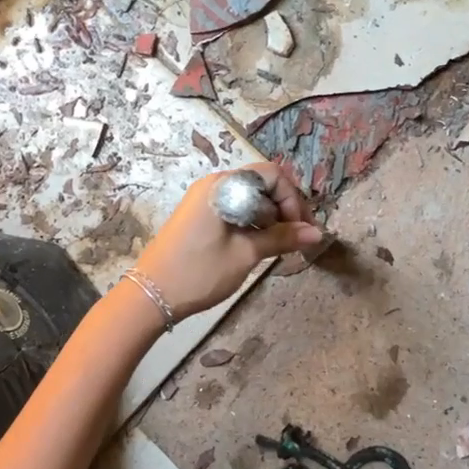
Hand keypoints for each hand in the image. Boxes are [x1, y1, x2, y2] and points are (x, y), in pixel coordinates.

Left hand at [133, 163, 322, 319]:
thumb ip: (282, 238)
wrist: (151, 294)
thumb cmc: (199, 272)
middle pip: (261, 183)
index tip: (300, 228)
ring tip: (279, 245)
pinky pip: (234, 207)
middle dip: (284, 207)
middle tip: (296, 238)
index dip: (293, 199)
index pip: (272, 174)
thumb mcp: (245, 255)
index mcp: (223, 186)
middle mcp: (213, 184)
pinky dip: (252, 221)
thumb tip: (317, 233)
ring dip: (269, 216)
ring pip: (249, 196)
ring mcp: (203, 198)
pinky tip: (257, 243)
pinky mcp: (199, 214)